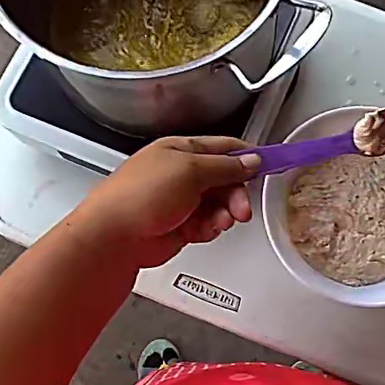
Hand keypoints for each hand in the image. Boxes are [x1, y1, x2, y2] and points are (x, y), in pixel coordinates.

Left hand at [65, 136, 260, 268]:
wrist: (115, 236)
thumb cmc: (140, 195)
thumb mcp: (189, 170)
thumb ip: (224, 166)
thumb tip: (249, 160)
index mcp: (182, 151)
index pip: (224, 148)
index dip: (247, 157)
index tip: (269, 166)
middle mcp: (182, 174)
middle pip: (225, 179)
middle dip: (237, 194)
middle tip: (241, 208)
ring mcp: (181, 201)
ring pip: (219, 205)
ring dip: (225, 214)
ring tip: (220, 222)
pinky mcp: (181, 226)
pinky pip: (208, 225)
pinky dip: (211, 228)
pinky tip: (204, 231)